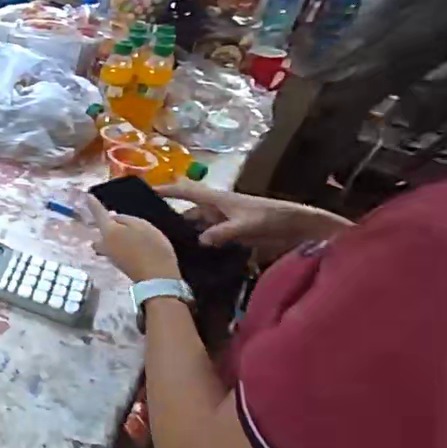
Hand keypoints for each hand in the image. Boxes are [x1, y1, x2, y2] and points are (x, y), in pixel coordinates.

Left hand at [85, 196, 180, 281]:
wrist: (157, 278)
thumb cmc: (151, 247)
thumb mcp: (141, 225)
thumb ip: (125, 219)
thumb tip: (113, 218)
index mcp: (108, 232)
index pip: (98, 214)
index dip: (93, 204)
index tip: (87, 196)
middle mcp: (105, 245)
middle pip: (101, 233)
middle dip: (106, 227)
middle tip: (117, 220)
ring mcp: (112, 257)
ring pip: (108, 243)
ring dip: (114, 237)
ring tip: (130, 232)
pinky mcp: (121, 265)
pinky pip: (117, 250)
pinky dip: (122, 245)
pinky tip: (135, 244)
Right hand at [157, 180, 353, 257]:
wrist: (301, 228)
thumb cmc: (274, 218)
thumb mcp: (249, 225)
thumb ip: (224, 232)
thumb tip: (200, 240)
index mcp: (218, 200)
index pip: (186, 192)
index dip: (166, 190)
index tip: (145, 191)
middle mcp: (216, 210)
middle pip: (186, 213)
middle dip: (169, 219)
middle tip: (147, 231)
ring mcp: (222, 223)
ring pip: (195, 228)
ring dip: (184, 236)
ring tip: (162, 247)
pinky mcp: (229, 236)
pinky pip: (207, 239)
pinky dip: (197, 246)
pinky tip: (187, 257)